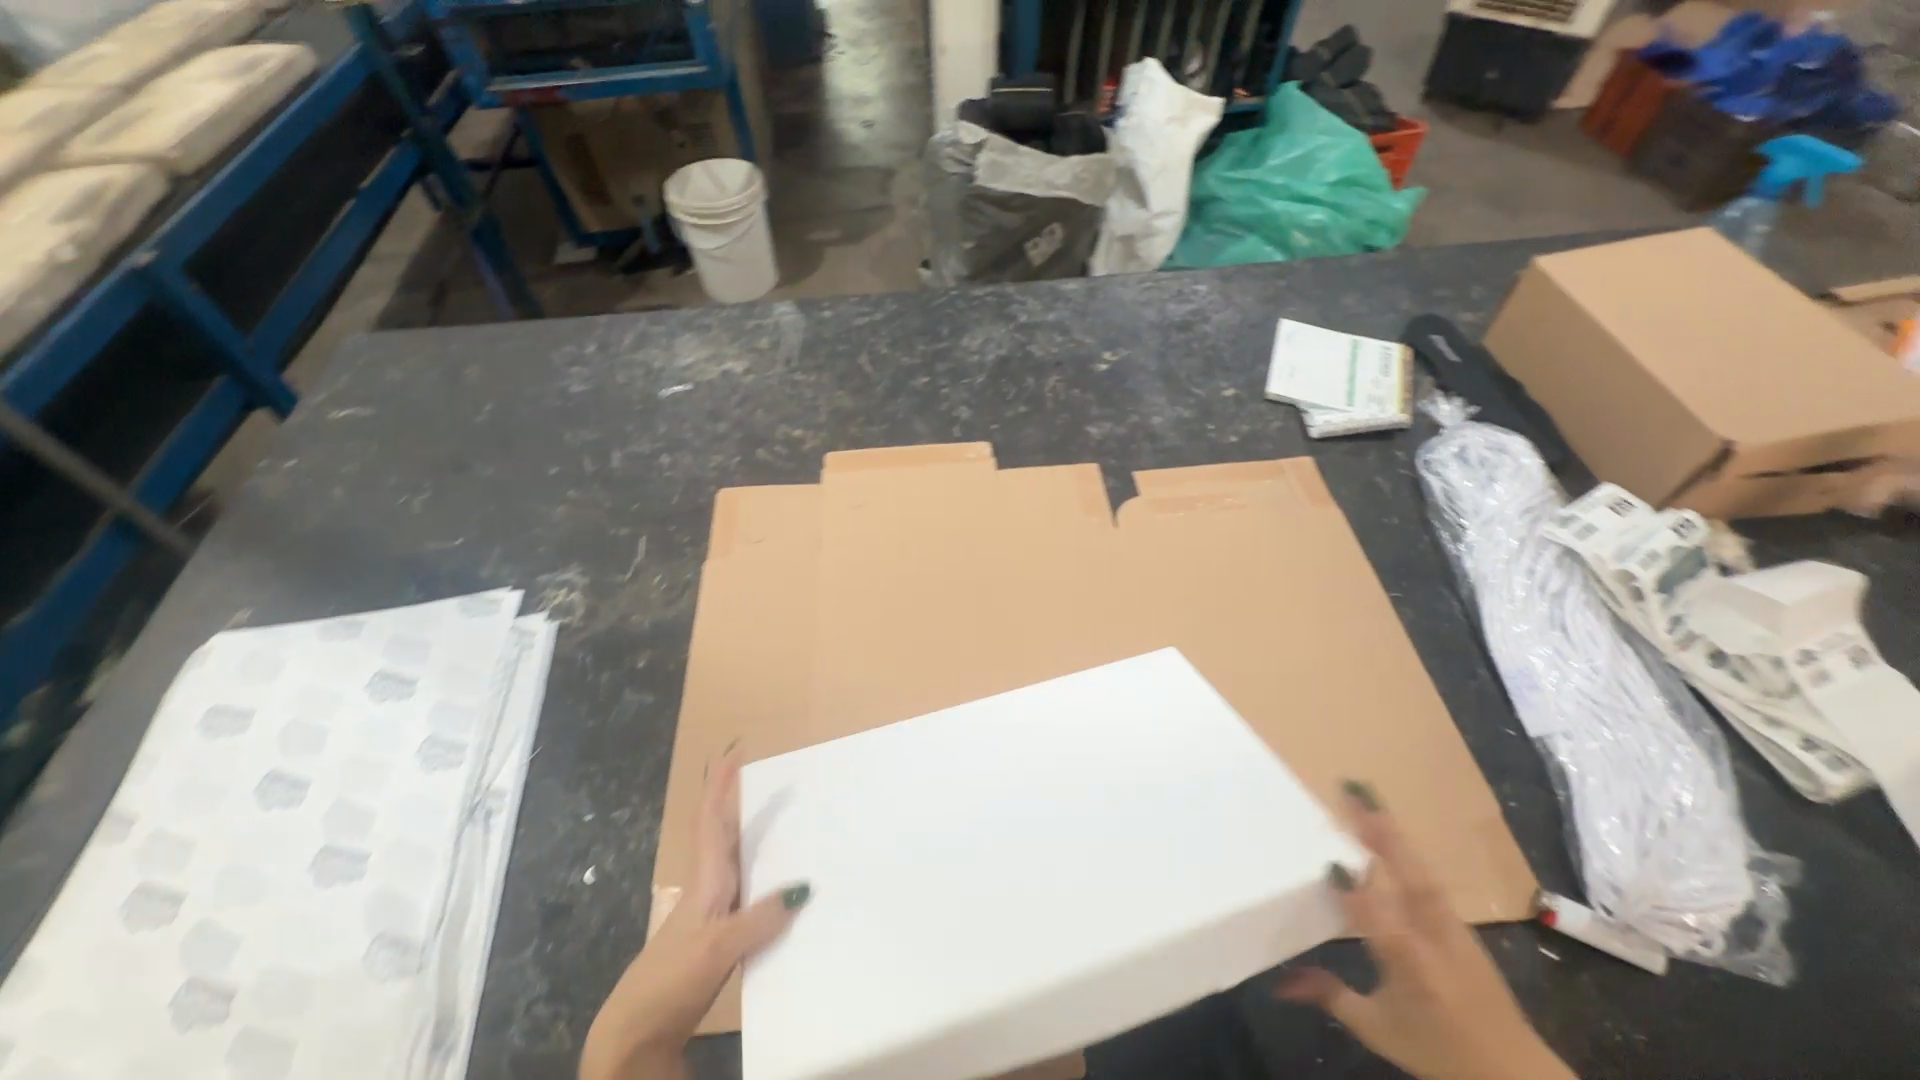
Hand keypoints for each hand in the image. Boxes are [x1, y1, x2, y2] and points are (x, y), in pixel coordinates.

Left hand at [580, 750, 810, 1079]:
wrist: (638, 1034)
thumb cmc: (669, 980)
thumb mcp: (716, 949)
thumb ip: (757, 919)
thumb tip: (803, 888)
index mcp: (707, 882)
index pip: (712, 820)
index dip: (721, 786)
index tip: (735, 751)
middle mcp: (710, 891)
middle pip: (728, 838)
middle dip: (746, 807)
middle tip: (780, 785)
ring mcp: (714, 917)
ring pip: (741, 868)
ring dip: (760, 846)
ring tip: (795, 830)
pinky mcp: (721, 942)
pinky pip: (751, 900)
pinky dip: (770, 888)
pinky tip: (792, 900)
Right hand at [1276, 781, 1574, 1079]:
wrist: (1513, 1071)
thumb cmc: (1439, 1051)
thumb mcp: (1378, 1028)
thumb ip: (1330, 996)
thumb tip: (1280, 983)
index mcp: (1410, 965)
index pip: (1377, 918)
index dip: (1352, 892)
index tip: (1327, 861)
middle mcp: (1434, 939)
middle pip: (1410, 879)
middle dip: (1382, 835)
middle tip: (1352, 792)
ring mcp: (1454, 930)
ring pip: (1422, 874)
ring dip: (1395, 835)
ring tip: (1368, 800)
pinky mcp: (1462, 927)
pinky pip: (1431, 883)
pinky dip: (1409, 855)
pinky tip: (1393, 837)